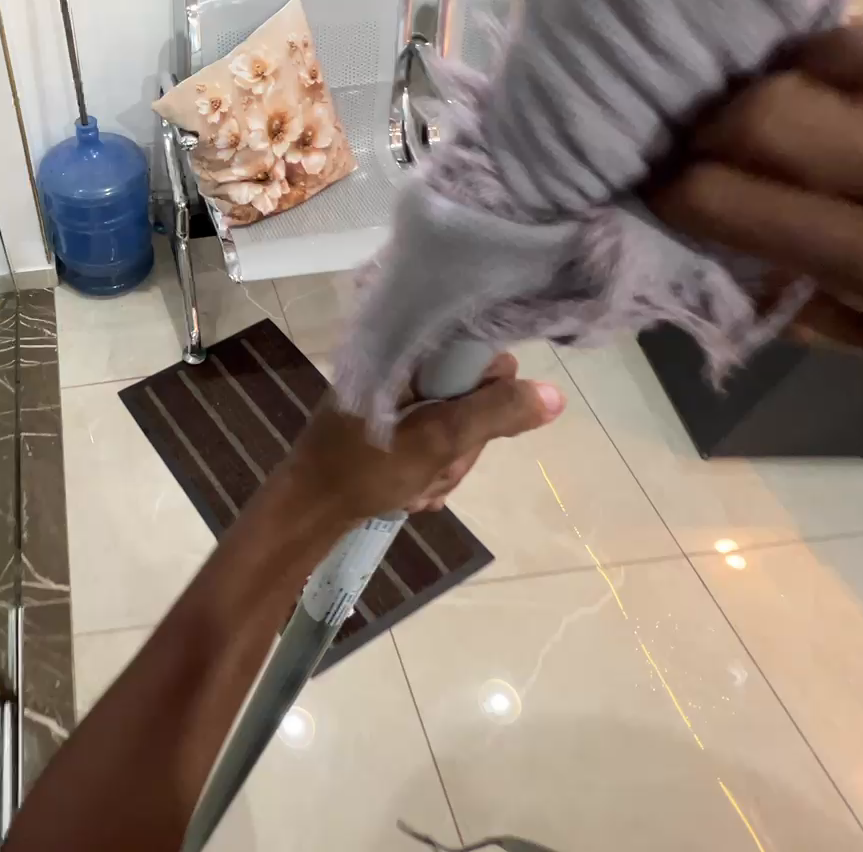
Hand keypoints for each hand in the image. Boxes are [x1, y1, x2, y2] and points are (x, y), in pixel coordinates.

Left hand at [273, 352, 563, 524]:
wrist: (309, 510)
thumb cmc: (364, 468)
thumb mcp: (437, 440)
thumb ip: (494, 412)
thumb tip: (552, 394)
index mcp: (400, 354)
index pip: (472, 352)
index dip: (487, 391)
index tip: (476, 427)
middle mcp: (396, 371)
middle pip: (467, 396)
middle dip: (463, 443)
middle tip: (440, 466)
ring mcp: (390, 404)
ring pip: (452, 428)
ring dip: (447, 465)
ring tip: (419, 486)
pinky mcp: (386, 431)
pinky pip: (430, 445)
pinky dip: (429, 472)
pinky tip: (411, 493)